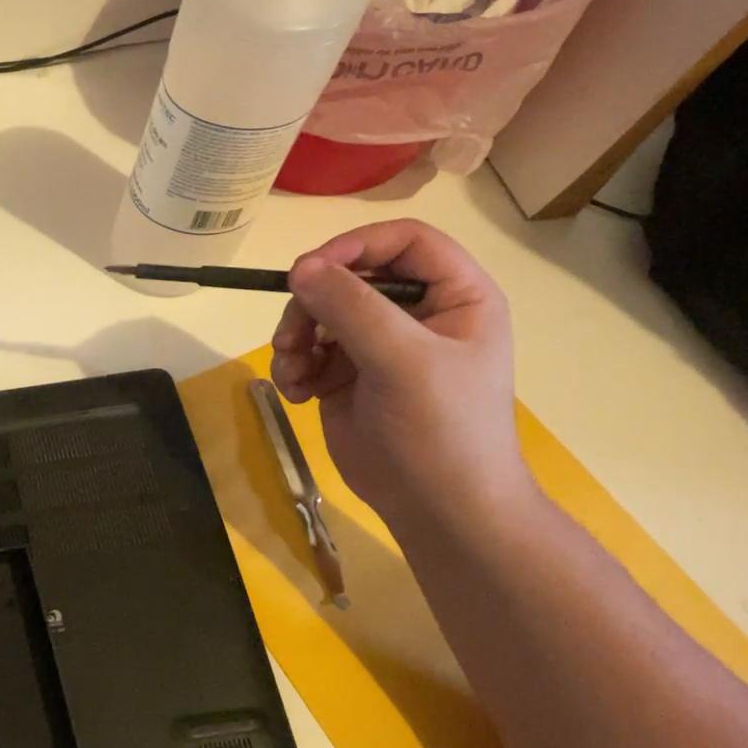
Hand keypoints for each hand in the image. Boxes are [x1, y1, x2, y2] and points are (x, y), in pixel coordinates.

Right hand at [270, 219, 533, 526]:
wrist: (437, 506)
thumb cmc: (441, 429)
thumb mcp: (403, 361)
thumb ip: (352, 309)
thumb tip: (298, 268)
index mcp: (455, 296)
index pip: (405, 241)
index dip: (356, 246)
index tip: (309, 270)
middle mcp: (415, 314)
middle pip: (349, 277)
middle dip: (313, 305)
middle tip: (292, 337)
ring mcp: (376, 347)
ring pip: (319, 315)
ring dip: (295, 339)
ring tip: (294, 374)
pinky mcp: (345, 378)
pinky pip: (306, 353)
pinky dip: (293, 369)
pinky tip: (299, 394)